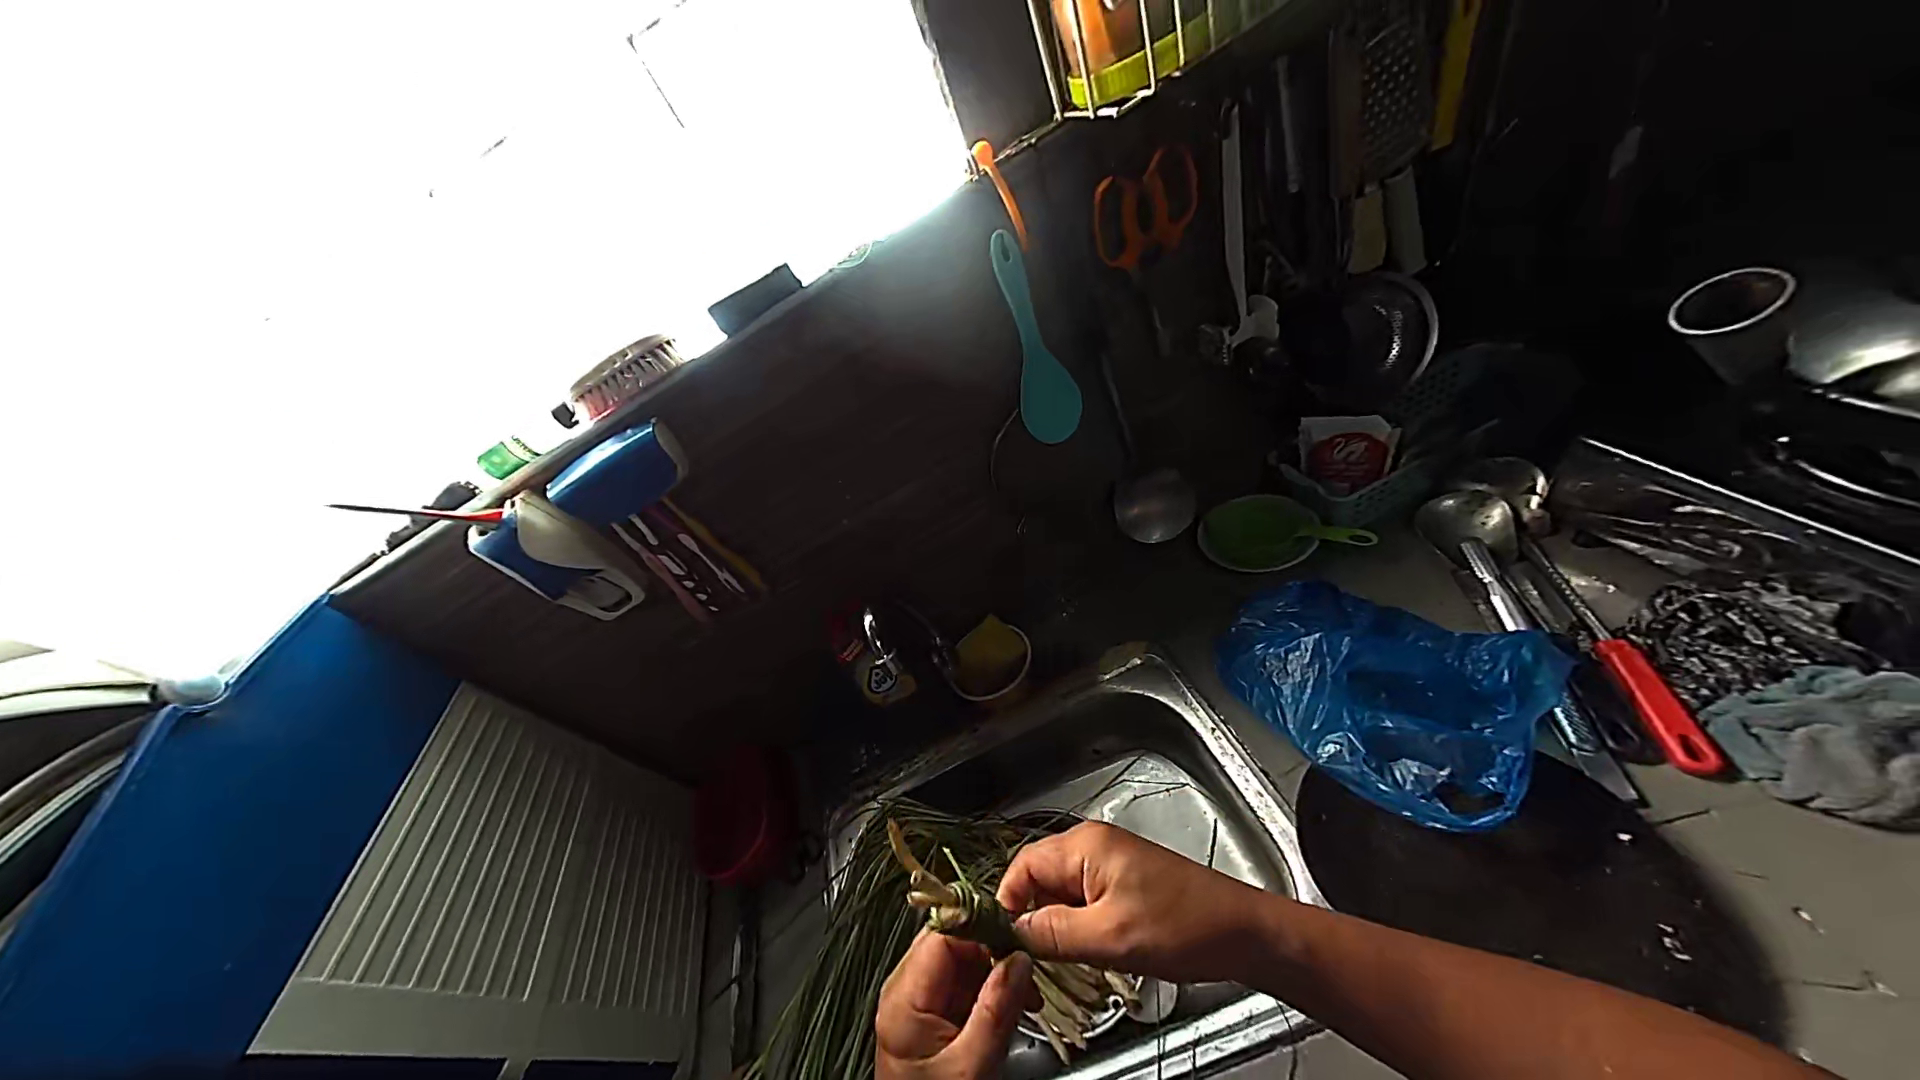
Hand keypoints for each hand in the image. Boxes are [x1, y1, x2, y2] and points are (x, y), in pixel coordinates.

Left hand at [876, 929, 1035, 1079]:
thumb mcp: (970, 1068)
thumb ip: (995, 1010)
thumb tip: (1019, 958)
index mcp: (903, 997)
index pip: (942, 934)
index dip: (981, 927)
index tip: (1017, 936)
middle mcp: (903, 989)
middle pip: (952, 942)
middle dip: (993, 950)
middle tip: (1027, 970)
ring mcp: (915, 1000)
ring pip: (960, 960)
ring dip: (995, 970)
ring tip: (1026, 994)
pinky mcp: (928, 1014)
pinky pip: (961, 983)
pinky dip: (988, 989)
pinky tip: (1011, 1006)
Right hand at [996, 820, 1277, 984]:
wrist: (1243, 931)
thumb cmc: (1182, 927)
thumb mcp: (1110, 937)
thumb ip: (1053, 933)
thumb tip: (1011, 934)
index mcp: (1083, 845)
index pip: (1022, 866)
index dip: (1006, 903)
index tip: (1002, 943)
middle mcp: (1091, 844)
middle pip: (1038, 877)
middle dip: (1031, 917)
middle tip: (1032, 960)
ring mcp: (1108, 860)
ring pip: (1060, 891)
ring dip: (1055, 923)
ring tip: (1062, 960)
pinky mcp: (1122, 878)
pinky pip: (1082, 897)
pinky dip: (1076, 923)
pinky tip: (1087, 950)